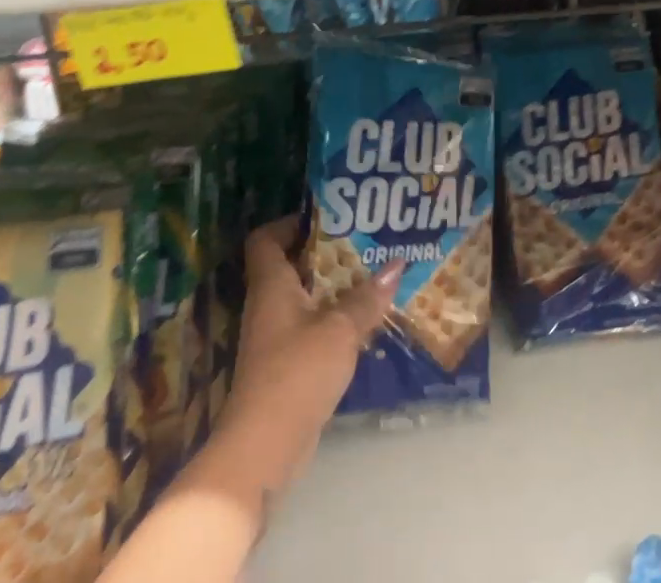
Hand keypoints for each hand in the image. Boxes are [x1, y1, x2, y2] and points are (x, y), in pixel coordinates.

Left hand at [201, 218, 401, 493]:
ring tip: (374, 279)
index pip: (265, 240)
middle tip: (366, 245)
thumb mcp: (339, 330)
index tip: (327, 217)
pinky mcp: (286, 366)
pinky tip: (365, 325)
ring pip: (304, 301)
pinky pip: (311, 330)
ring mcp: (275, 338)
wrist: (266, 443)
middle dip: (326, 255)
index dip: (289, 223)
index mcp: (271, 287)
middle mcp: (267, 307)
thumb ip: (366, 299)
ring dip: (335, 291)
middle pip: (290, 267)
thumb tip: (396, 264)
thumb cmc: (297, 372)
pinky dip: (334, 323)